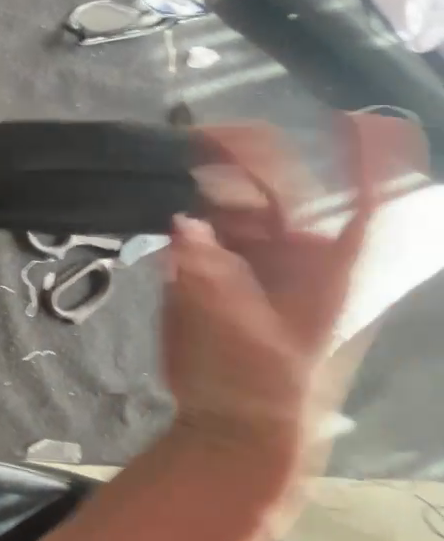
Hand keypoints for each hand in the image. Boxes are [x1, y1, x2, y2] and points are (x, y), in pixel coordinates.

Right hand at [163, 114, 420, 451]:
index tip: (351, 118)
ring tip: (178, 164)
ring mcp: (257, 261)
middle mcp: (302, 255)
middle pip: (286, 191)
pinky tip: (171, 208)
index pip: (369, 204)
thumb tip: (183, 225)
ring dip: (213, 182)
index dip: (370, 160)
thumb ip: (212, 278)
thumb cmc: (261, 385)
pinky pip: (205, 228)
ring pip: (240, 204)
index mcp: (336, 269)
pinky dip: (188, 212)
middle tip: (200, 134)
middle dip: (250, 157)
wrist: (233, 421)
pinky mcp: (216, 271)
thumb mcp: (244, 336)